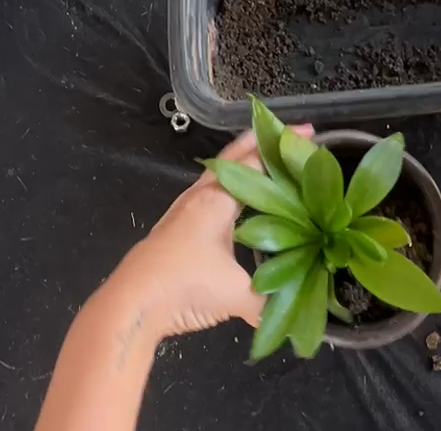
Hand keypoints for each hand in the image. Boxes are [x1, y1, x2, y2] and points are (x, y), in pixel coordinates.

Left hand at [99, 125, 311, 337]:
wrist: (132, 302)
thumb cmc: (183, 285)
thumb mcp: (234, 295)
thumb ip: (268, 298)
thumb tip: (294, 306)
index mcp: (217, 199)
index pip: (255, 162)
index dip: (283, 147)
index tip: (309, 133)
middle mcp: (200, 195)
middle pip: (234, 156)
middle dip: (261, 141)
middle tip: (289, 135)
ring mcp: (185, 208)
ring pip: (221, 173)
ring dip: (244, 164)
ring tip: (270, 163)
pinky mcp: (177, 225)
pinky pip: (212, 192)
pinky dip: (232, 186)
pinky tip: (241, 203)